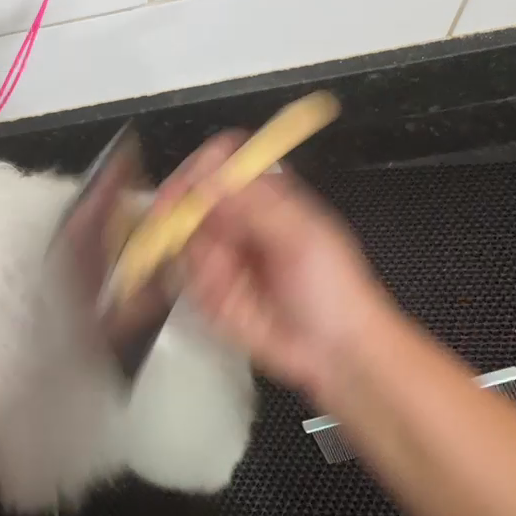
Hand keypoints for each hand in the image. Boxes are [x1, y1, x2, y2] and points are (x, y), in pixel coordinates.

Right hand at [157, 131, 403, 395]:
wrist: (336, 351)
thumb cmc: (333, 290)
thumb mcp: (302, 240)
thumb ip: (256, 205)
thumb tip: (209, 176)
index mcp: (263, 196)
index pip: (217, 164)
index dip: (195, 172)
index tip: (179, 195)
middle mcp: (235, 219)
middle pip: (187, 203)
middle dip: (186, 229)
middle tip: (206, 255)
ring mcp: (220, 253)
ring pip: (183, 246)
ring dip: (205, 271)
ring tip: (238, 292)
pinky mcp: (210, 287)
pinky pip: (188, 282)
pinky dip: (206, 295)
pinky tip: (237, 309)